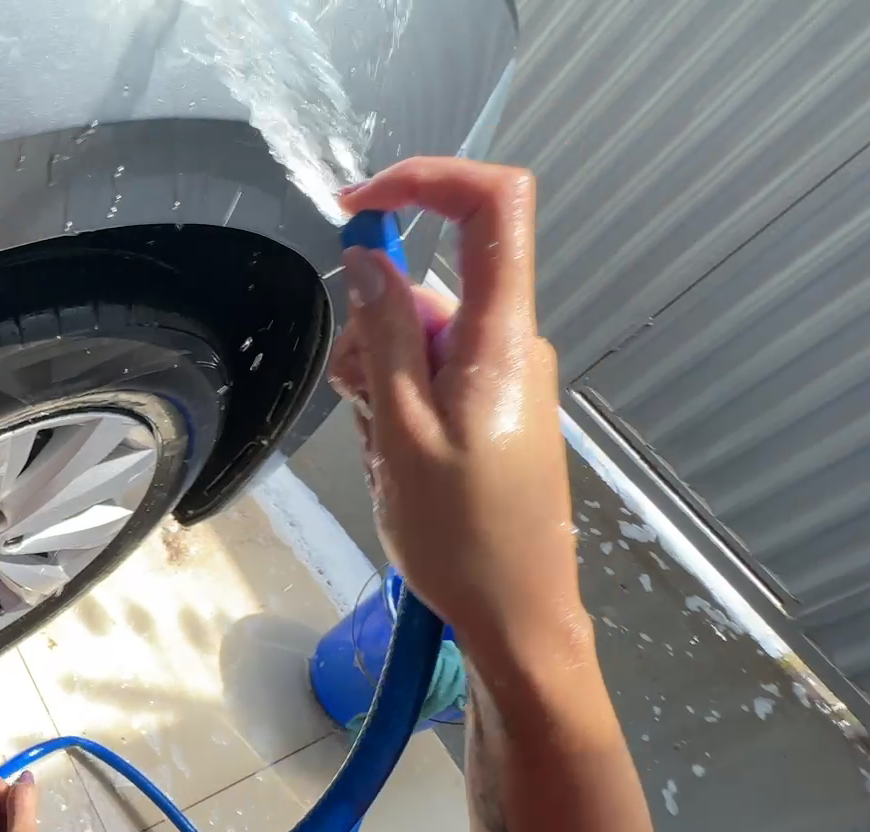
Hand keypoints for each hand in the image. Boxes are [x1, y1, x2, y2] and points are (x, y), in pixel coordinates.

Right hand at [329, 158, 583, 652]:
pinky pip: (426, 382)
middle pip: (425, 290)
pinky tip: (393, 460)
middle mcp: (508, 344)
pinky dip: (393, 408)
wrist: (514, 611)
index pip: (491, 207)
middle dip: (370, 335)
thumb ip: (386, 341)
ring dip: (376, 384)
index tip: (354, 210)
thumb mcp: (402, 434)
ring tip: (381, 452)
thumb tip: (371, 260)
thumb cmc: (458, 534)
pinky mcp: (487, 411)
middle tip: (360, 407)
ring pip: (415, 342)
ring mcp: (498, 379)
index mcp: (500, 339)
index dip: (426, 181)